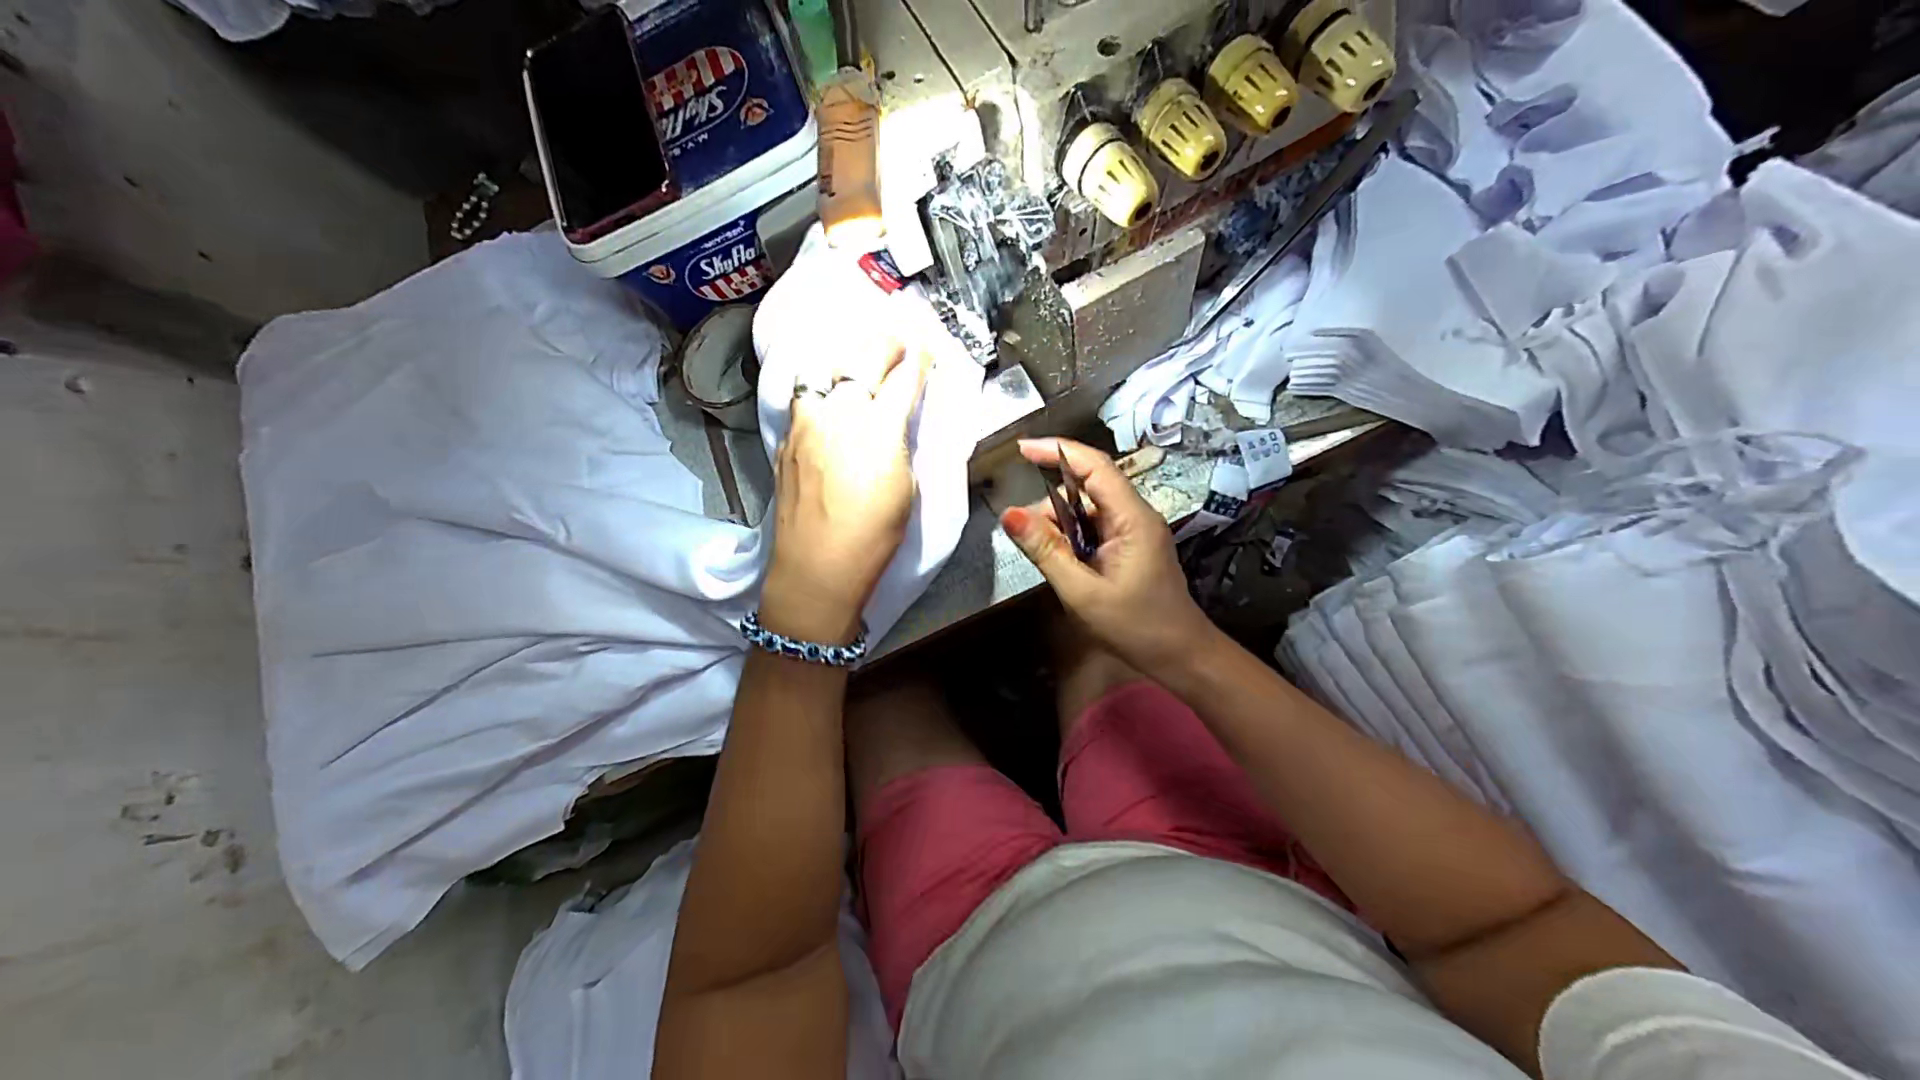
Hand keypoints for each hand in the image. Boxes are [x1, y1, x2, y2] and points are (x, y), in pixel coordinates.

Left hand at [762, 344, 929, 644]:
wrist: (816, 568)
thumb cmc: (873, 536)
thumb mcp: (906, 488)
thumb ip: (902, 444)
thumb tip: (900, 422)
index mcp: (878, 428)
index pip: (904, 380)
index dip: (919, 363)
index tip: (926, 353)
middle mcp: (839, 415)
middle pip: (861, 361)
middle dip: (885, 346)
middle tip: (898, 344)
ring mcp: (806, 425)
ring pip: (823, 375)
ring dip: (845, 366)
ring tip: (857, 370)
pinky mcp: (787, 442)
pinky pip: (803, 403)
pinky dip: (820, 394)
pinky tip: (828, 404)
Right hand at [1000, 439, 1219, 676]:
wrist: (1180, 655)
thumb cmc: (1136, 626)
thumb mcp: (1082, 592)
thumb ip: (1046, 550)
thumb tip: (1009, 515)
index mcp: (1132, 518)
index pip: (1094, 467)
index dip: (1057, 450)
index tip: (1022, 448)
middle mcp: (1135, 516)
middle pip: (1087, 487)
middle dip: (1050, 500)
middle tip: (1021, 526)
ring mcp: (1134, 531)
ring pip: (1087, 509)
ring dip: (1058, 523)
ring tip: (1039, 551)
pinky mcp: (1129, 546)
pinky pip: (1093, 528)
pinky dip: (1070, 537)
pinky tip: (1058, 558)